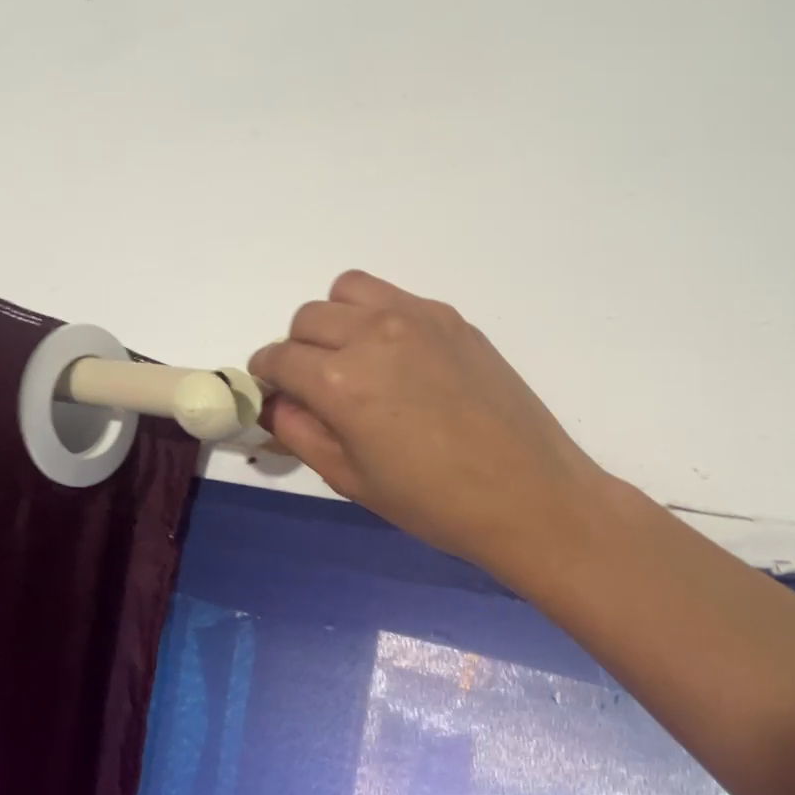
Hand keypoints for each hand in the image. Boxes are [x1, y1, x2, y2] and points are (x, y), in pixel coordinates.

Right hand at [249, 271, 609, 577]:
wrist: (527, 494)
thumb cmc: (432, 503)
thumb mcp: (350, 479)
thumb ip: (299, 432)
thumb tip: (276, 402)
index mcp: (341, 381)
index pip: (278, 358)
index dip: (267, 378)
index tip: (275, 396)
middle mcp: (373, 334)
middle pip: (307, 319)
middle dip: (298, 351)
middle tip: (317, 389)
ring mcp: (416, 318)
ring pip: (347, 292)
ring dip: (335, 321)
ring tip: (353, 361)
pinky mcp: (451, 318)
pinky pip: (393, 298)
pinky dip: (377, 317)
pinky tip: (399, 361)